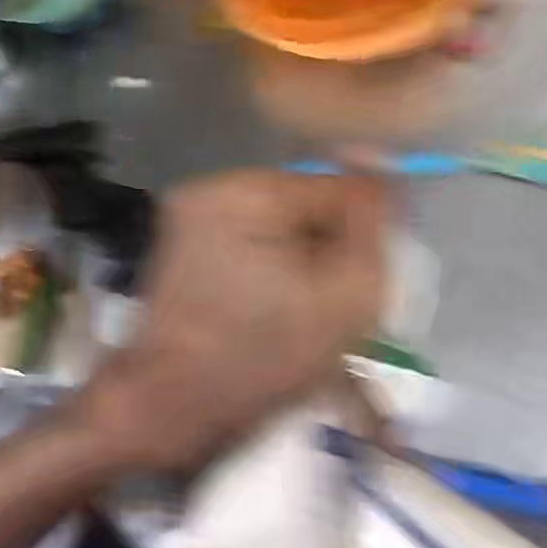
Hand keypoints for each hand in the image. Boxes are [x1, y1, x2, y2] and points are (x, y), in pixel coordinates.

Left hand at [69, 170, 388, 469]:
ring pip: (272, 220)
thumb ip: (369, 218)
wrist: (177, 394)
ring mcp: (183, 212)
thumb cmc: (268, 352)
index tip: (352, 284)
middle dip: (323, 244)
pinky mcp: (175, 238)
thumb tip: (371, 153)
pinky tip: (264, 302)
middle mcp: (204, 188)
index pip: (336, 188)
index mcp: (242, 191)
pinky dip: (264, 261)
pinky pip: (241, 235)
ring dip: (295, 254)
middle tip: (324, 300)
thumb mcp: (350, 291)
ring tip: (293, 306)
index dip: (359, 238)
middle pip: (300, 201)